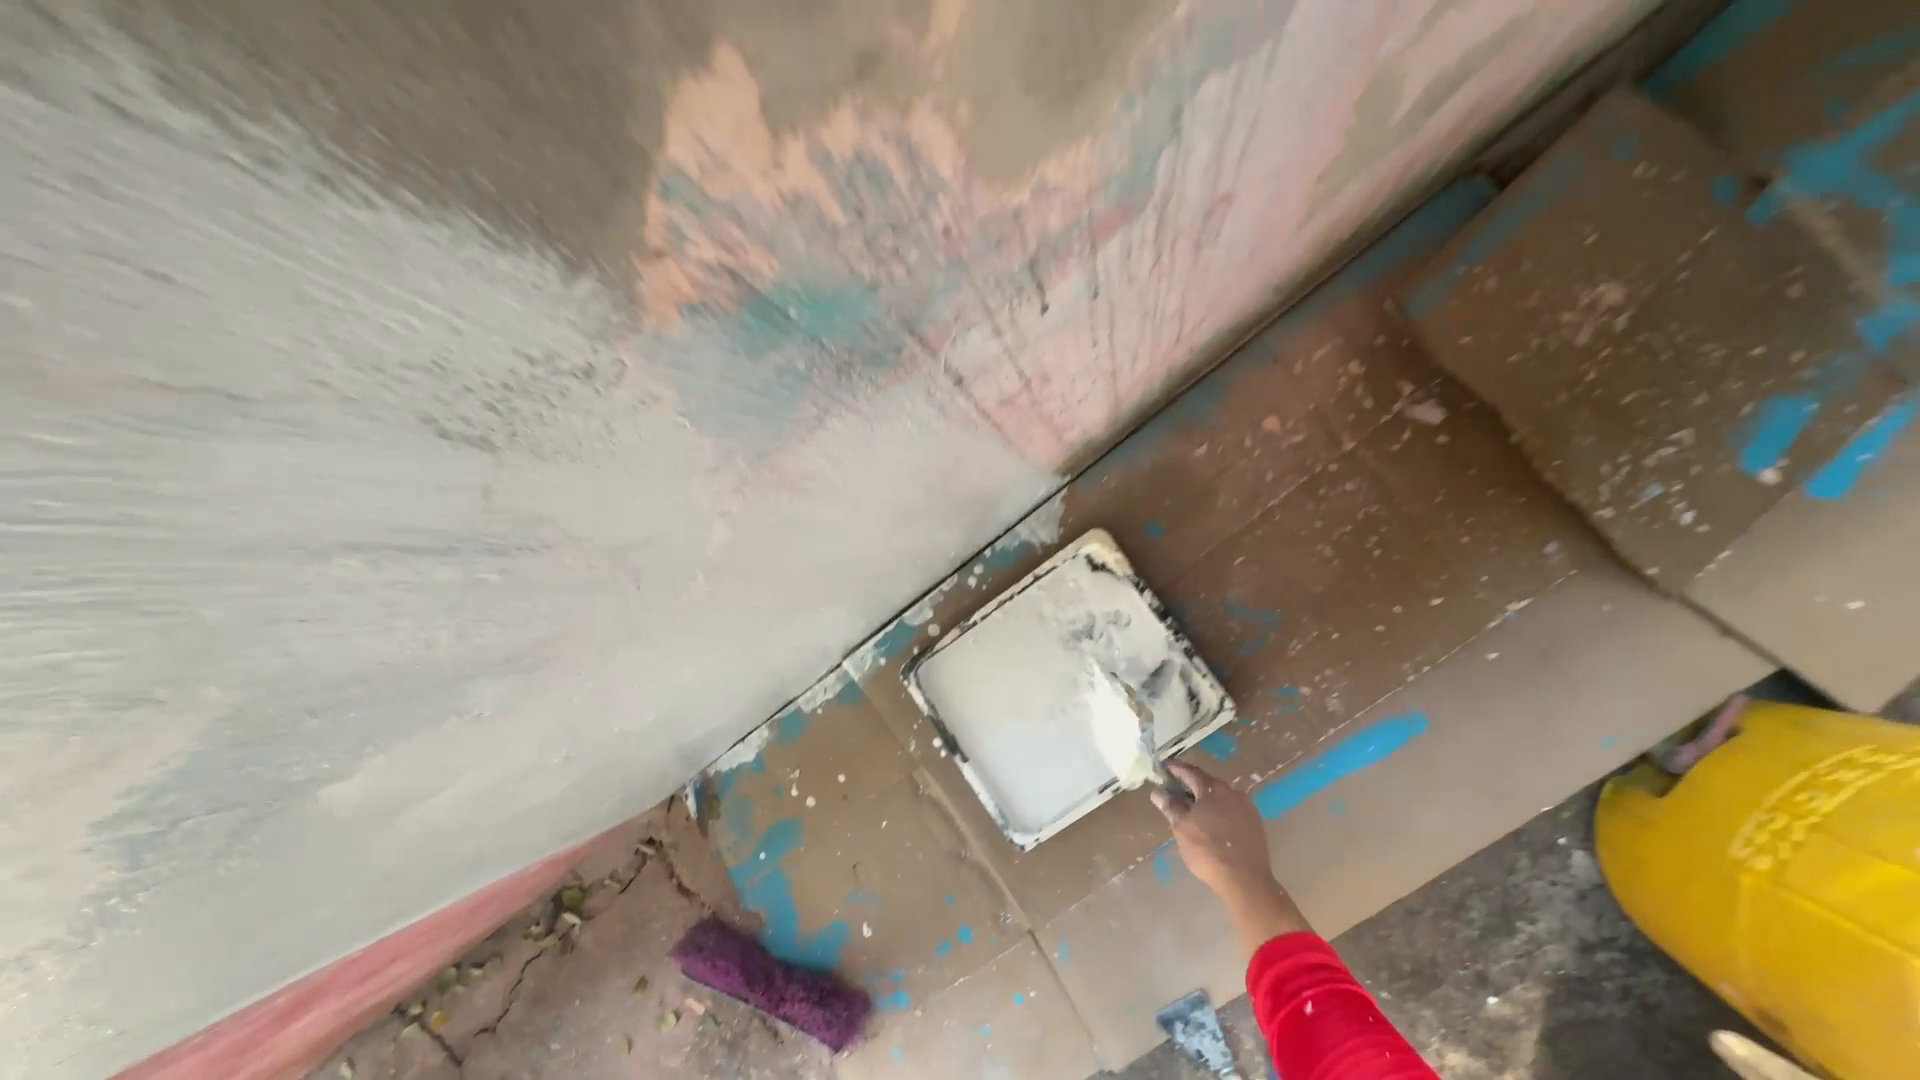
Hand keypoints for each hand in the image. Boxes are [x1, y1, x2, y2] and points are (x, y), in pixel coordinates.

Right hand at [1153, 761, 1310, 950]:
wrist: (1245, 879)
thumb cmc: (1207, 850)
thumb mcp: (1181, 827)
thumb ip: (1170, 806)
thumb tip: (1158, 791)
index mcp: (1213, 788)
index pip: (1190, 771)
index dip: (1175, 769)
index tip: (1164, 768)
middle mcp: (1232, 792)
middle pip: (1207, 783)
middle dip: (1190, 785)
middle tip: (1175, 790)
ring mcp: (1247, 807)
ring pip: (1221, 797)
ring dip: (1205, 799)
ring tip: (1192, 809)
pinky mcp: (1255, 824)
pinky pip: (1231, 810)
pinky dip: (1218, 811)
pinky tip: (1212, 824)